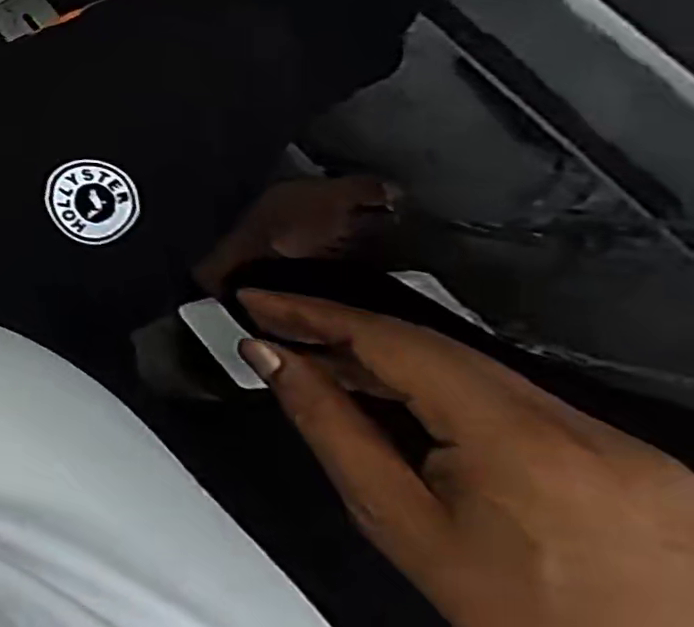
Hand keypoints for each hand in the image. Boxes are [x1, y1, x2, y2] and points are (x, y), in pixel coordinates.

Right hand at [236, 290, 693, 626]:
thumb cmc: (524, 617)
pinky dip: (442, 389)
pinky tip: (398, 398)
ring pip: (472, 370)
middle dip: (343, 332)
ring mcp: (621, 442)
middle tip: (273, 324)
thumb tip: (268, 356)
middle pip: (433, 348)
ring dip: (388, 361)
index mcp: (521, 439)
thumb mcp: (400, 522)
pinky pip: (512, 397)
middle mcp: (583, 427)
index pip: (393, 341)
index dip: (313, 311)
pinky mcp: (637, 458)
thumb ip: (329, 427)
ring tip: (320, 361)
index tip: (257, 300)